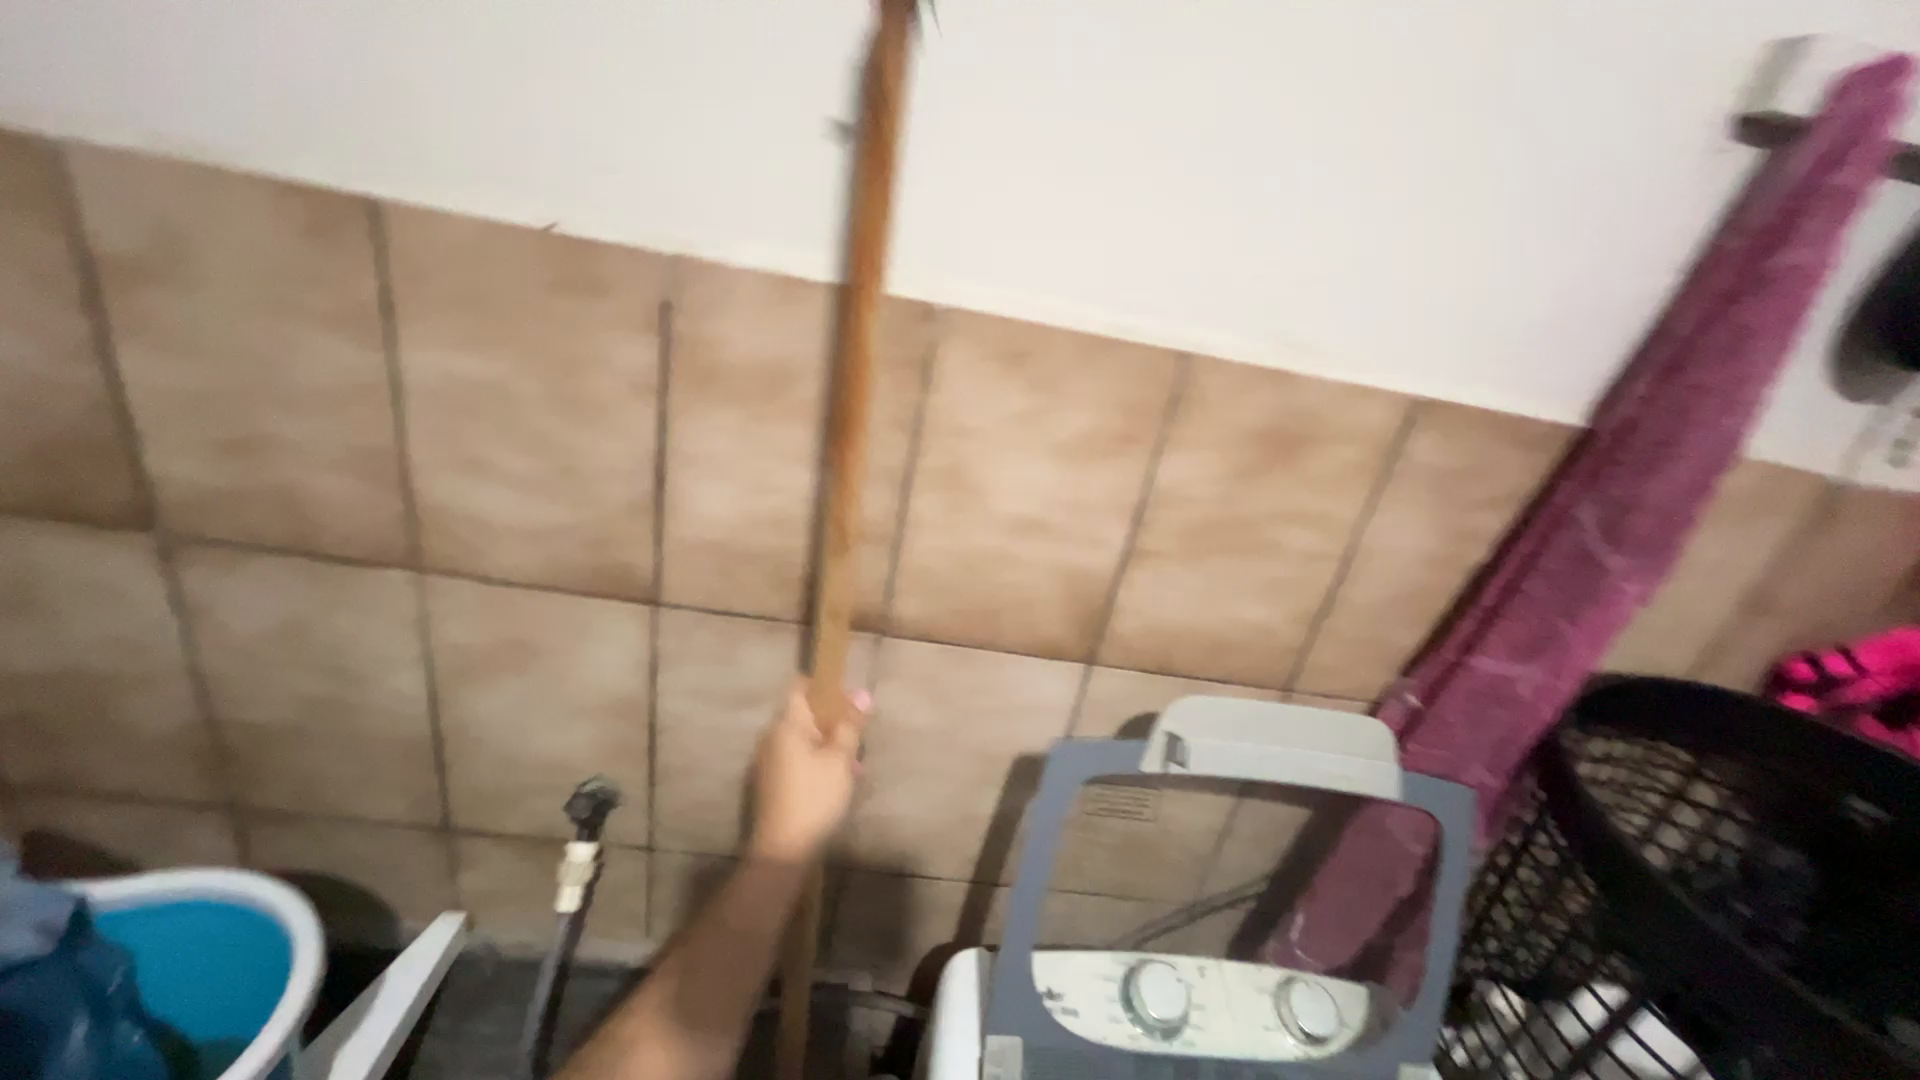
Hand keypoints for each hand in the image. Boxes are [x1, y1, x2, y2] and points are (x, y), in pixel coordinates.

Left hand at [747, 679, 868, 862]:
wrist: (783, 850)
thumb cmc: (814, 797)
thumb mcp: (839, 760)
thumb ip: (850, 725)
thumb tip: (862, 693)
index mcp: (786, 725)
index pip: (799, 688)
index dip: (823, 686)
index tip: (847, 694)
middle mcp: (770, 738)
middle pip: (802, 715)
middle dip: (830, 721)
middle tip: (857, 735)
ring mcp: (767, 761)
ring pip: (801, 740)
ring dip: (825, 745)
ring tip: (852, 763)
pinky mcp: (770, 783)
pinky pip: (795, 760)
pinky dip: (814, 762)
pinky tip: (835, 781)